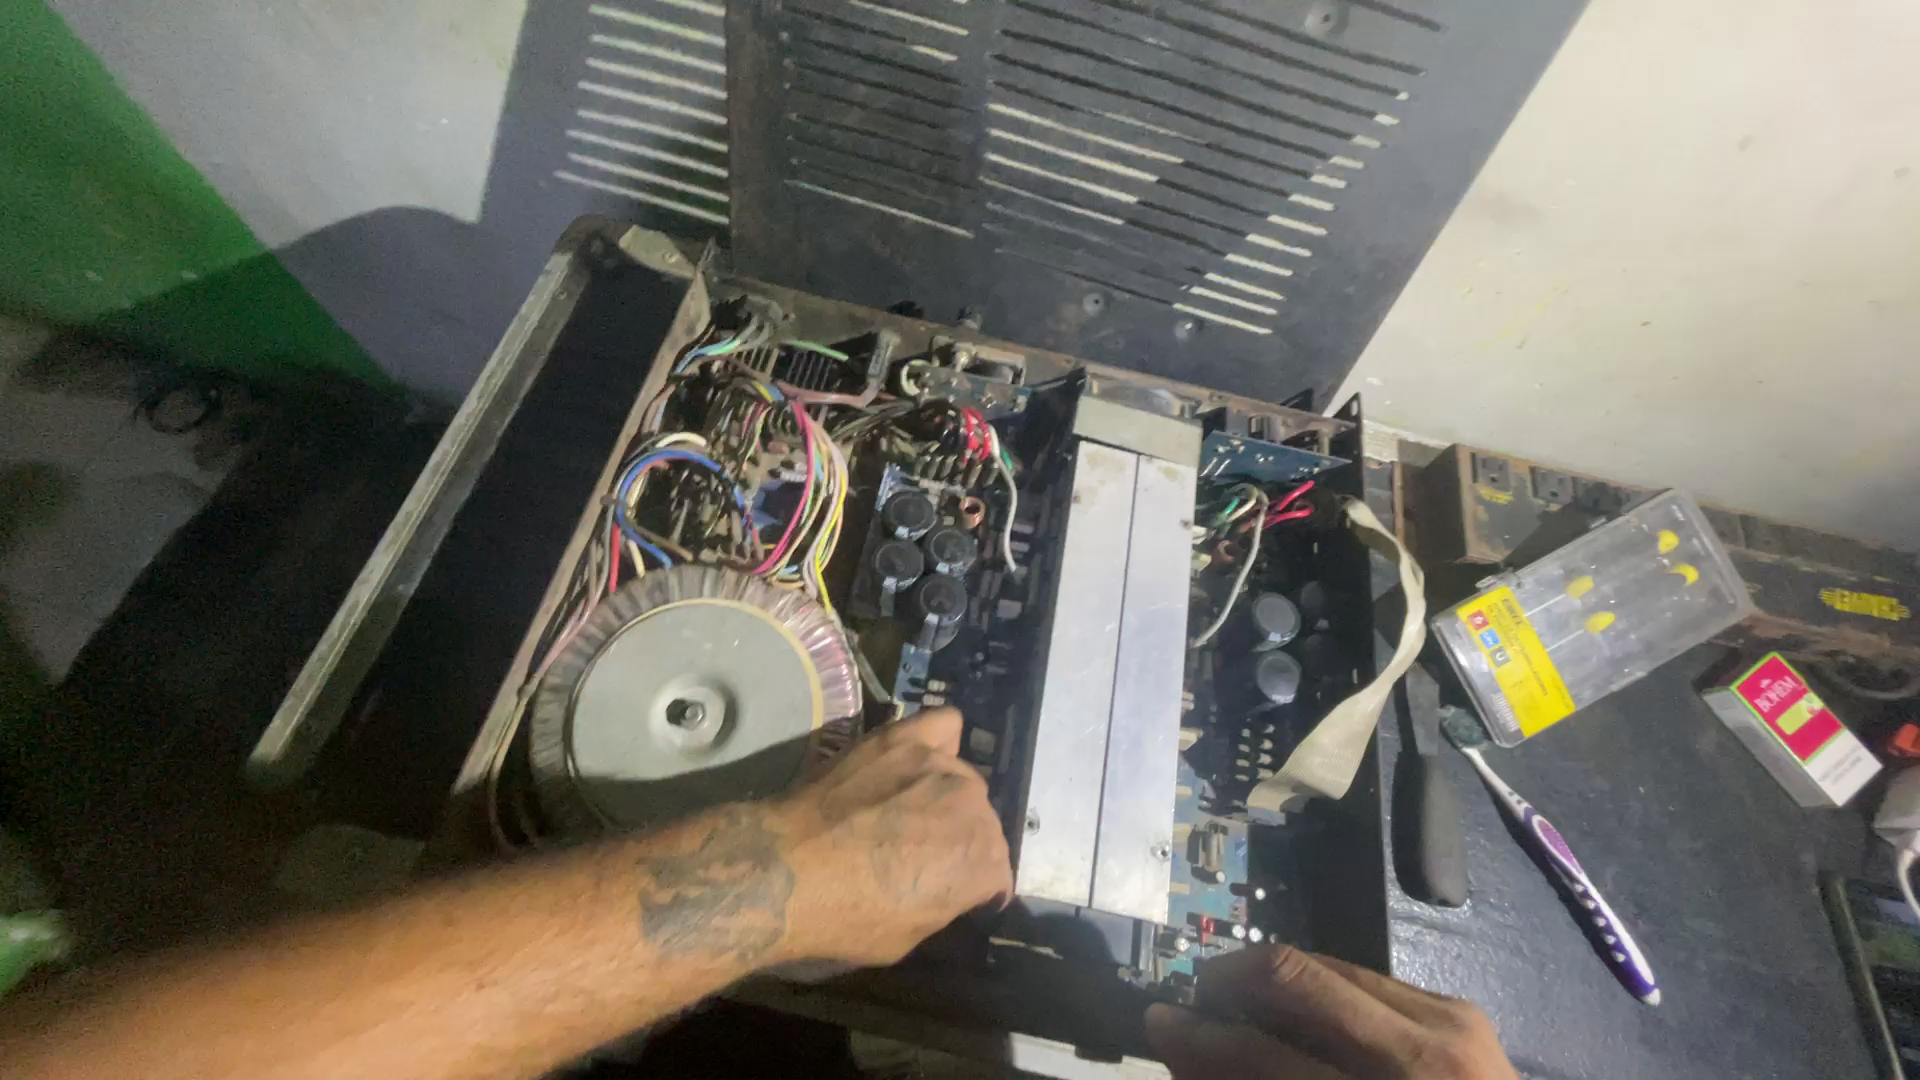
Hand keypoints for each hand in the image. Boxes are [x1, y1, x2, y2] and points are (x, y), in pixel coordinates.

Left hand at [772, 707, 1011, 967]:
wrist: (786, 868)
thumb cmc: (844, 915)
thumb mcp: (908, 937)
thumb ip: (946, 901)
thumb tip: (953, 885)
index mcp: (981, 861)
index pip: (997, 873)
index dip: (973, 887)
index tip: (948, 891)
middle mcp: (973, 806)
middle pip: (982, 822)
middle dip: (960, 841)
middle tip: (920, 853)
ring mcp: (939, 765)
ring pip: (964, 779)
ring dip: (946, 797)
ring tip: (908, 810)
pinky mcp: (904, 737)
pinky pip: (945, 724)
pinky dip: (942, 742)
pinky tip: (920, 760)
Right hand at [1145, 945, 1516, 1079]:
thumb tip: (1185, 1048)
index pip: (1265, 1055)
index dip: (1200, 1038)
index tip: (1161, 1023)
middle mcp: (1424, 1062)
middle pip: (1291, 976)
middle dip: (1228, 980)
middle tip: (1201, 1001)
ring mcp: (1451, 1025)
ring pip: (1322, 963)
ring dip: (1270, 982)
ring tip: (1246, 1008)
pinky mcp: (1459, 1009)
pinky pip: (1359, 976)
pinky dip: (1317, 993)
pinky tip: (1307, 1022)